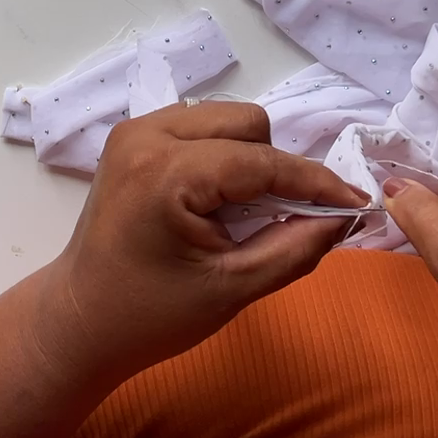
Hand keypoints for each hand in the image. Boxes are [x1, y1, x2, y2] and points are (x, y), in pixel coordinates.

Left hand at [39, 101, 363, 379]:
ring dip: (249, 157)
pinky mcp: (134, 135)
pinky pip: (201, 125)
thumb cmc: (150, 315)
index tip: (356, 202)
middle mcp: (148, 134)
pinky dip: (222, 154)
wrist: (80, 320)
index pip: (260, 162)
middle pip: (246, 122)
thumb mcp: (232, 289)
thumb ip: (294, 248)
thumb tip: (344, 217)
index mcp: (165, 172)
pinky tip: (215, 196)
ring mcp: (136, 129)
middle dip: (275, 168)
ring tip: (242, 210)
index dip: (314, 182)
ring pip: (225, 118)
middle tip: (279, 218)